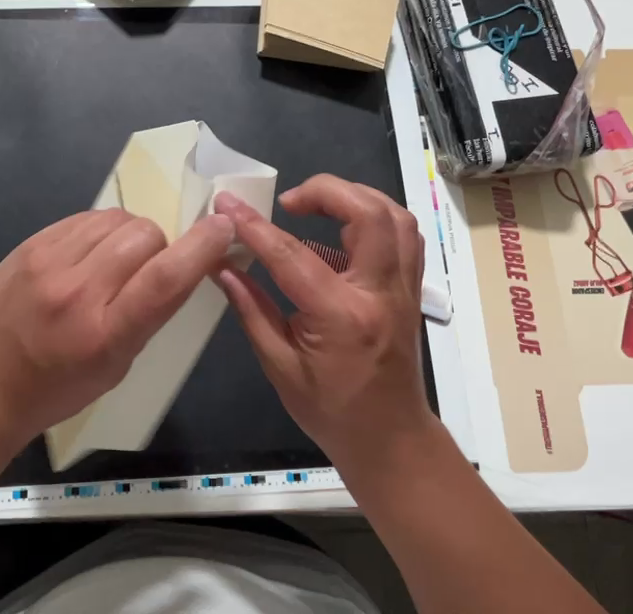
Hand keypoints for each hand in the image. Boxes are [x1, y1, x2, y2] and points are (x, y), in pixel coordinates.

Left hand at [0, 208, 237, 454]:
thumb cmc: (57, 388)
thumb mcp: (117, 367)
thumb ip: (149, 314)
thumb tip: (180, 262)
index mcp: (106, 334)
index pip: (166, 277)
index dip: (203, 246)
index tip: (225, 226)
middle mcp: (77, 292)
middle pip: (145, 236)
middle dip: (161, 245)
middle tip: (145, 270)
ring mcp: (48, 262)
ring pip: (116, 219)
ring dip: (129, 235)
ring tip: (114, 262)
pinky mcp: (30, 244)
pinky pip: (85, 218)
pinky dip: (99, 231)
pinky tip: (88, 255)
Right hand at [212, 177, 438, 472]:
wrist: (392, 440)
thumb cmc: (332, 411)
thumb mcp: (280, 367)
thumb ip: (252, 310)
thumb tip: (222, 267)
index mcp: (342, 317)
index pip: (292, 255)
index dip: (254, 226)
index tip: (227, 205)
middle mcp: (380, 293)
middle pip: (368, 214)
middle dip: (324, 191)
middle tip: (288, 201)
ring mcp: (403, 288)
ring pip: (394, 216)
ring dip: (354, 197)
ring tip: (316, 205)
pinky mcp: (410, 287)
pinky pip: (404, 234)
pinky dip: (374, 216)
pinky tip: (343, 228)